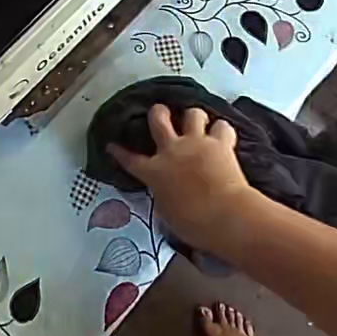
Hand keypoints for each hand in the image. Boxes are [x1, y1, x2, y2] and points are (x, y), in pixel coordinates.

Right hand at [108, 104, 263, 252]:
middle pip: (158, 119)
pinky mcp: (220, 143)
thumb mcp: (167, 213)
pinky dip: (222, 130)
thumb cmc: (193, 224)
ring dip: (194, 116)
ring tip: (197, 121)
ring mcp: (196, 143)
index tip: (112, 145)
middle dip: (157, 112)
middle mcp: (172, 151)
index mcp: (154, 172)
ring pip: (192, 113)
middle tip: (159, 112)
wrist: (224, 215)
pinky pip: (222, 126)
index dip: (120, 153)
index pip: (131, 160)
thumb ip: (163, 195)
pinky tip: (223, 134)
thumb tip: (167, 191)